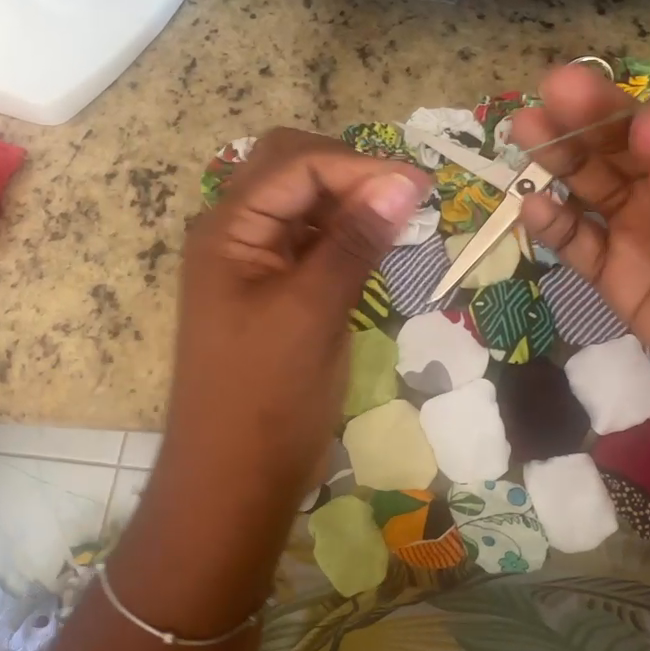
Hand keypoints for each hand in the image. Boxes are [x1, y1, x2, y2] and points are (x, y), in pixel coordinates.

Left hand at [161, 129, 430, 499]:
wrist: (231, 486)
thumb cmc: (264, 398)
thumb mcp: (312, 312)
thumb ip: (355, 240)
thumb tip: (404, 180)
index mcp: (227, 227)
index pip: (296, 164)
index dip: (359, 166)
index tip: (422, 185)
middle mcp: (234, 231)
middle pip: (291, 168)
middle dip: (349, 171)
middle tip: (405, 197)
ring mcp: (251, 261)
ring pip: (302, 202)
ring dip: (349, 200)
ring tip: (400, 217)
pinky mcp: (272, 289)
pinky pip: (309, 240)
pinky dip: (343, 233)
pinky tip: (376, 245)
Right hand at [509, 64, 649, 433]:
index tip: (643, 133)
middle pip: (624, 139)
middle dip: (588, 115)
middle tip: (549, 94)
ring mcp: (646, 228)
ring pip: (592, 181)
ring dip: (559, 156)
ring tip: (527, 134)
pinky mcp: (621, 276)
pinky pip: (580, 244)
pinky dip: (555, 225)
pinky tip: (535, 208)